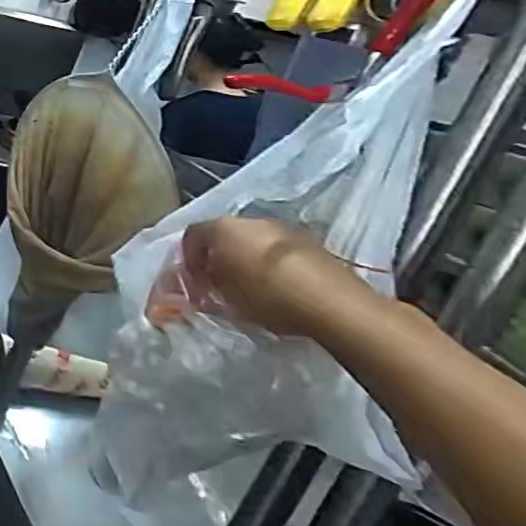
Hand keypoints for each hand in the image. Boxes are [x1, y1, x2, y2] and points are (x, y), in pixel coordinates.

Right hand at [179, 217, 378, 339]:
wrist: (337, 305)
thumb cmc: (267, 295)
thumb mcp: (226, 295)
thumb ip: (209, 282)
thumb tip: (207, 279)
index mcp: (221, 226)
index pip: (191, 235)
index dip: (188, 258)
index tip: (194, 280)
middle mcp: (250, 221)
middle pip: (225, 236)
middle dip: (220, 258)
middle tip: (220, 283)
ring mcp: (285, 231)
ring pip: (255, 243)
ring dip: (248, 261)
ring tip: (253, 289)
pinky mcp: (314, 246)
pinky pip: (281, 253)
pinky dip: (275, 267)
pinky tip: (281, 290)